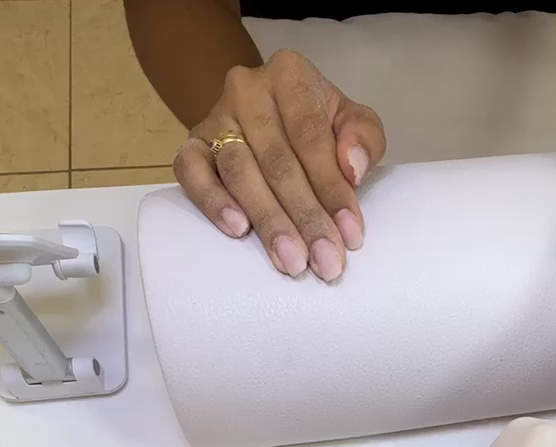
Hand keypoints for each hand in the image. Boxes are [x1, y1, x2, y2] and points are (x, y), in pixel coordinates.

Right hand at [173, 50, 385, 282]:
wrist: (272, 119)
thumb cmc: (320, 128)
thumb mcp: (353, 123)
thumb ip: (364, 138)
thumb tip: (352, 166)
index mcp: (291, 76)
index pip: (312, 138)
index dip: (333, 190)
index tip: (351, 236)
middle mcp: (247, 90)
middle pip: (278, 162)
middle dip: (305, 218)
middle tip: (325, 262)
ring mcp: (215, 117)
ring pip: (240, 172)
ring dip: (268, 221)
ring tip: (290, 261)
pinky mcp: (191, 145)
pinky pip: (191, 172)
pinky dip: (213, 201)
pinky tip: (238, 230)